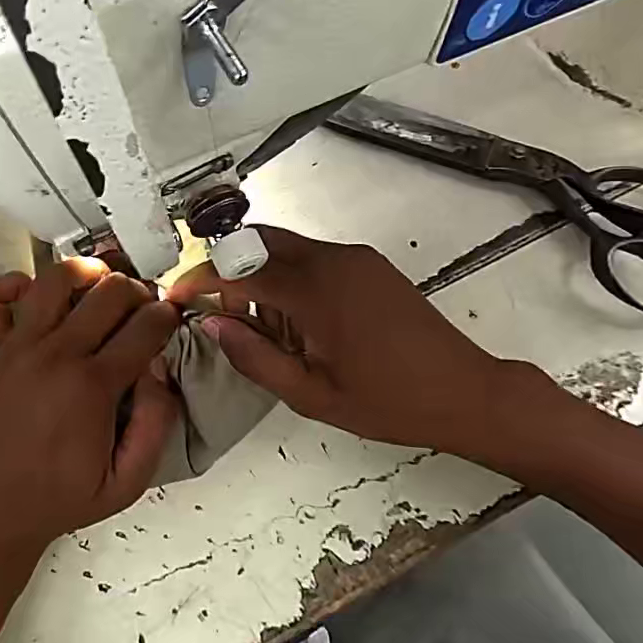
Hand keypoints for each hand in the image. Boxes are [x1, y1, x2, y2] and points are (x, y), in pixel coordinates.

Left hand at [0, 259, 180, 567]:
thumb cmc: (63, 499)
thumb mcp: (130, 480)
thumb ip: (158, 422)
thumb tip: (158, 368)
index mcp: (93, 387)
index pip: (146, 326)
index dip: (168, 317)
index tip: (171, 322)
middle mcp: (56, 356)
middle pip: (109, 291)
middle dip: (139, 293)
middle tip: (144, 311)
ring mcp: (18, 348)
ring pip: (56, 278)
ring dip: (88, 273)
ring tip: (102, 289)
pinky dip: (13, 285)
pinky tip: (38, 298)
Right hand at [169, 227, 517, 456]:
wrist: (464, 390)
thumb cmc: (390, 401)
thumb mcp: (311, 394)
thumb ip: (255, 357)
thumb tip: (213, 326)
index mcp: (317, 290)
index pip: (241, 268)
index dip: (202, 279)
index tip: (177, 295)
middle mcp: (335, 259)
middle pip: (261, 241)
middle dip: (230, 269)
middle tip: (220, 313)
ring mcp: (357, 258)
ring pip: (288, 247)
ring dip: (262, 276)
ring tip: (264, 330)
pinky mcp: (371, 265)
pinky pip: (316, 258)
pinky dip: (291, 278)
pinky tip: (299, 322)